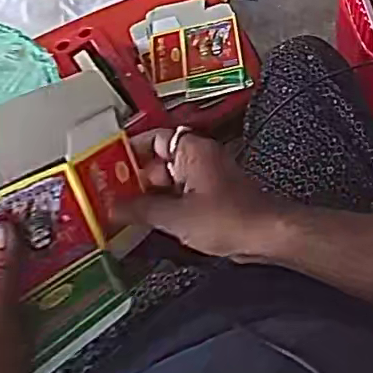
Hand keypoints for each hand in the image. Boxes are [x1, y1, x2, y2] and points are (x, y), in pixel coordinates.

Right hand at [122, 129, 288, 259]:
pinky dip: (164, 206)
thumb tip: (114, 207)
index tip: (107, 163)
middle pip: (158, 161)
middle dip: (135, 178)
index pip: (153, 138)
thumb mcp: (175, 216)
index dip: (129, 149)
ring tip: (121, 211)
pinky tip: (147, 222)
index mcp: (192, 151)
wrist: (265, 234)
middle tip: (108, 194)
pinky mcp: (212, 198)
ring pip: (169, 181)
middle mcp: (200, 159)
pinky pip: (181, 195)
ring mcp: (207, 178)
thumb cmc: (230, 217)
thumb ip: (140, 210)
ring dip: (148, 195)